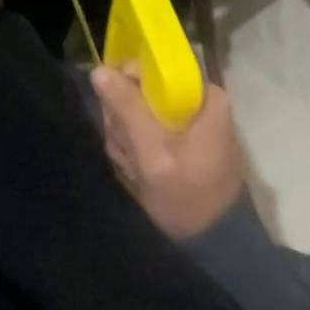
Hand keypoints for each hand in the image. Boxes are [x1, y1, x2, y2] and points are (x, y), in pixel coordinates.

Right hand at [93, 66, 247, 239]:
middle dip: (126, 121)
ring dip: (127, 139)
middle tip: (131, 151)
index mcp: (205, 96)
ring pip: (136, 110)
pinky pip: (141, 129)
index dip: (130, 85)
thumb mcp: (154, 155)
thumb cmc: (189, 198)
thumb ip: (128, 111)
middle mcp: (197, 100)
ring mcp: (186, 120)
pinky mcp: (176, 137)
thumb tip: (98, 70)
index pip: (155, 66)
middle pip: (141, 88)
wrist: (211, 243)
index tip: (119, 114)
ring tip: (136, 167)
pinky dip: (134, 149)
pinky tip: (138, 170)